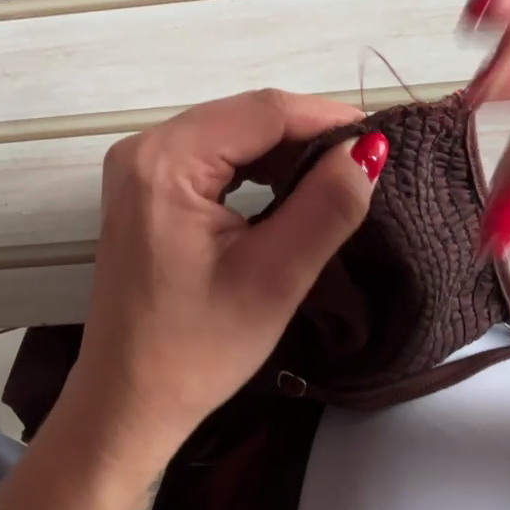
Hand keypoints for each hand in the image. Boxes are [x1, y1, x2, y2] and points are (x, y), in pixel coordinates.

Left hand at [67, 90, 386, 454]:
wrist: (128, 398)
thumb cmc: (197, 349)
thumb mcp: (274, 278)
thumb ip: (326, 206)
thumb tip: (369, 150)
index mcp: (165, 162)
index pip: (261, 111)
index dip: (325, 116)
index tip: (382, 137)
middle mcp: (143, 146)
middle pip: (242, 115)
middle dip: (305, 132)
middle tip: (363, 161)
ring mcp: (138, 163)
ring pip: (229, 131)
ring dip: (282, 149)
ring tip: (333, 176)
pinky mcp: (143, 183)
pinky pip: (210, 153)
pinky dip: (252, 164)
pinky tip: (286, 187)